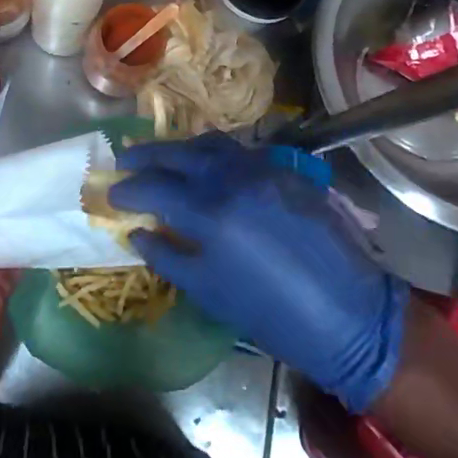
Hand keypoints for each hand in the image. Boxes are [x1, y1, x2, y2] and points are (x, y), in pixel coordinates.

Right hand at [112, 134, 407, 410]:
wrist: (345, 313)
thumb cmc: (269, 313)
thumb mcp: (207, 290)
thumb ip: (166, 255)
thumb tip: (138, 231)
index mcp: (210, 212)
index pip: (154, 186)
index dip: (128, 188)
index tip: (112, 193)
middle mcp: (234, 178)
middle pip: (179, 153)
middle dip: (147, 155)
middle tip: (125, 159)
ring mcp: (264, 170)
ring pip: (212, 144)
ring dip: (182, 148)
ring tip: (163, 158)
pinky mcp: (287, 172)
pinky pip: (242, 152)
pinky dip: (215, 155)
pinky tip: (207, 168)